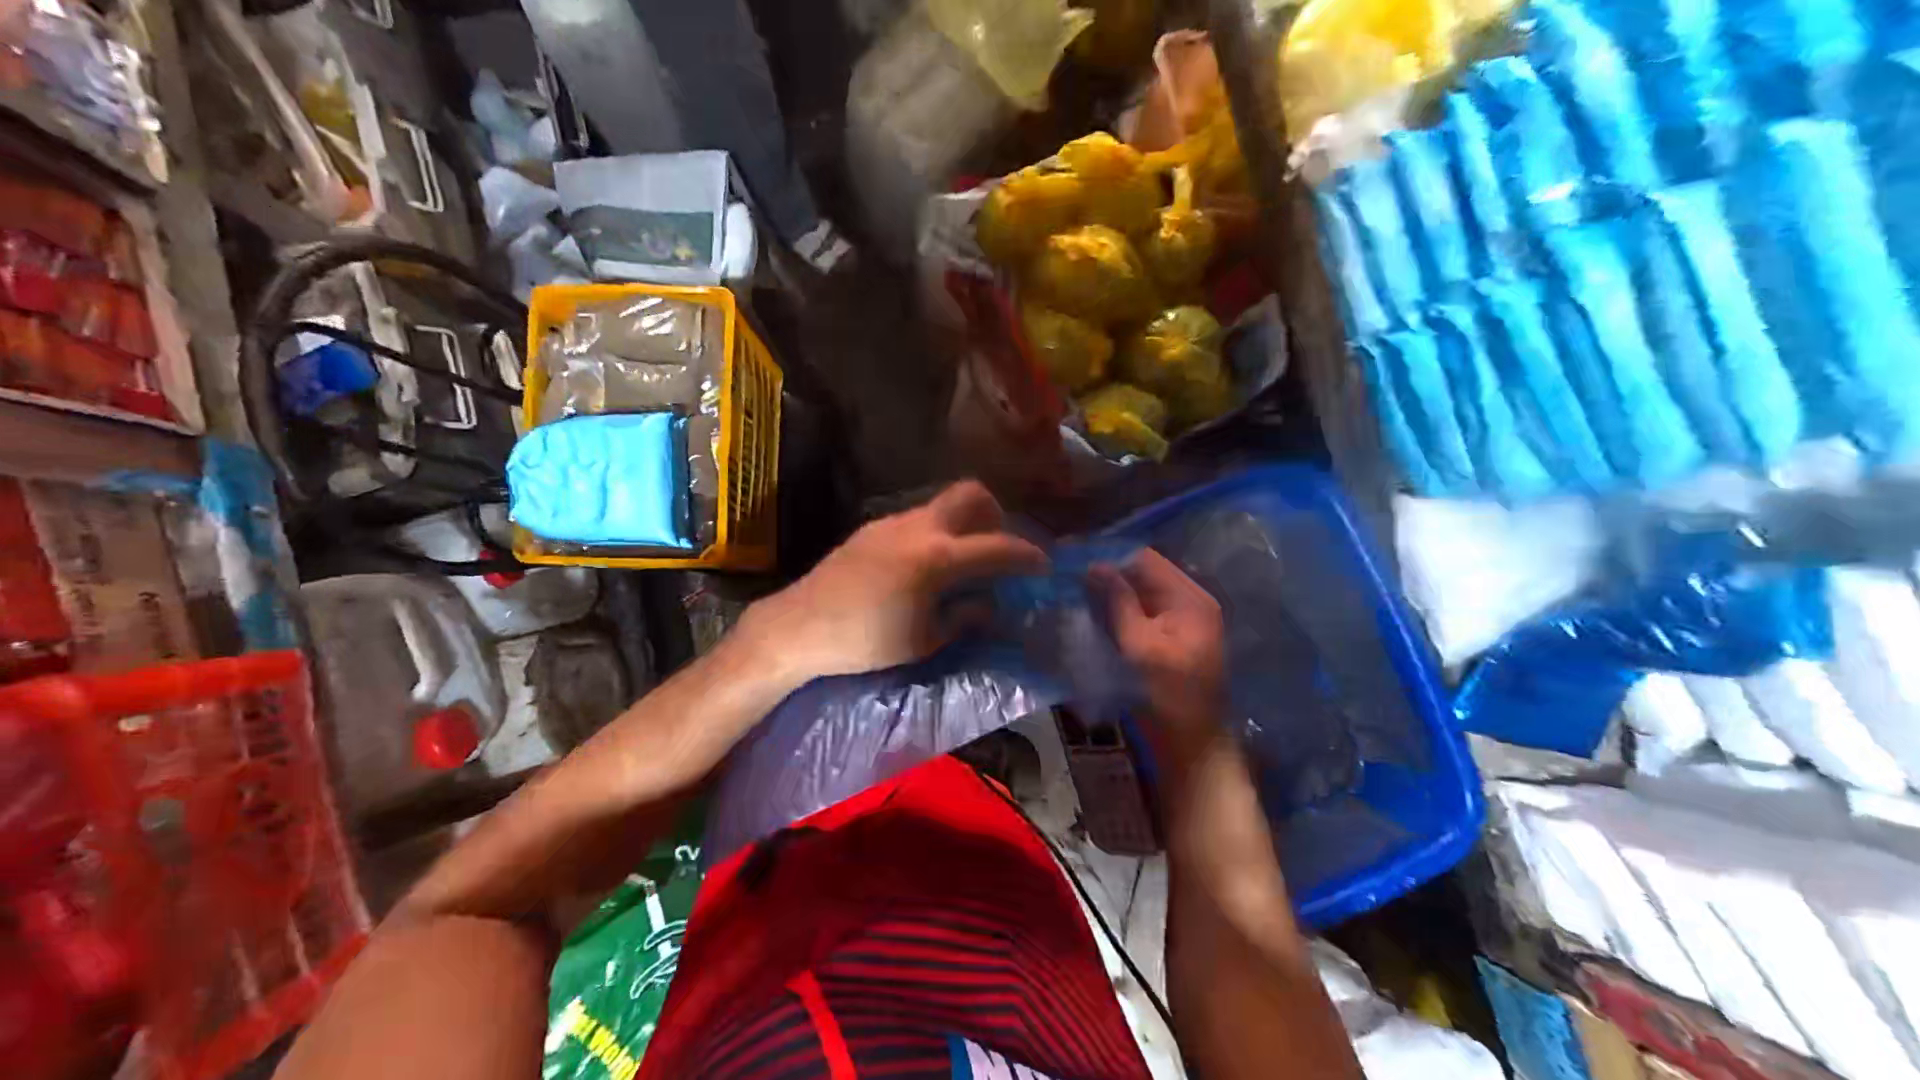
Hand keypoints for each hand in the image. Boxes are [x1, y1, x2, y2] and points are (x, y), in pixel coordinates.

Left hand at [739, 481, 1047, 683]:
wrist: (799, 627)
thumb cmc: (866, 642)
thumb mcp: (924, 641)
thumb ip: (964, 617)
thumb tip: (988, 603)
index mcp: (937, 558)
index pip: (997, 546)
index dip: (1027, 555)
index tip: (1043, 565)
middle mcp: (918, 528)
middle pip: (971, 494)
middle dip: (995, 515)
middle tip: (998, 548)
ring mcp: (891, 522)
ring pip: (942, 505)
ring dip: (963, 524)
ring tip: (962, 562)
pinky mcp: (871, 529)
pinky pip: (917, 519)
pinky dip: (936, 533)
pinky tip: (925, 566)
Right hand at [1092, 549, 1227, 756]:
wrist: (1193, 743)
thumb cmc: (1168, 693)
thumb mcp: (1139, 645)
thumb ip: (1118, 601)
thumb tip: (1094, 566)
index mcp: (1189, 598)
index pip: (1145, 558)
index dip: (1109, 554)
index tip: (1074, 556)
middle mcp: (1190, 600)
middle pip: (1144, 573)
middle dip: (1108, 572)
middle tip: (1069, 574)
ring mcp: (1182, 619)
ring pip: (1141, 591)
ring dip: (1111, 590)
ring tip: (1075, 589)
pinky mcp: (1172, 636)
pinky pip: (1143, 610)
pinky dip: (1120, 608)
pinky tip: (1094, 610)